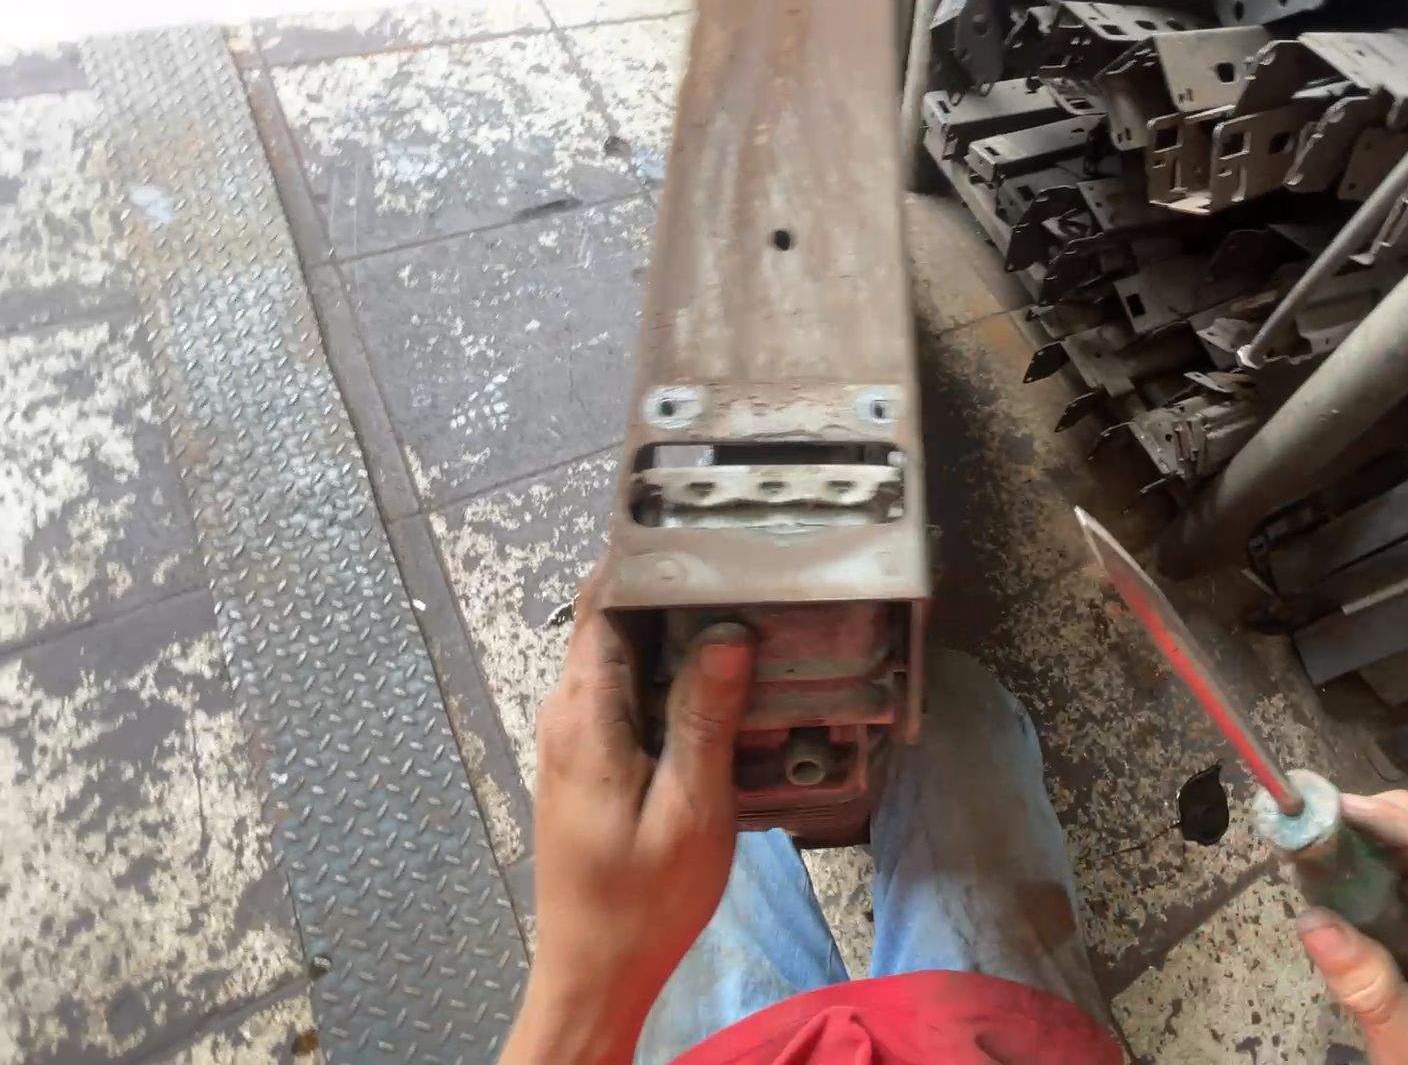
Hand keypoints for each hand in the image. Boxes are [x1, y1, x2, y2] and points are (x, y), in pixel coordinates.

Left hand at [501, 575, 755, 1064]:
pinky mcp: (591, 756)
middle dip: (669, 588)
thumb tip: (726, 634)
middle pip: (612, 623)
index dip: (642, 562)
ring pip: (621, 654)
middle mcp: (570, 714)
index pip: (602, 608)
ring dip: (672, 627)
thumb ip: (702, 718)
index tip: (697, 534)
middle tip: (739, 568)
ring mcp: (577, 736)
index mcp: (587, 716)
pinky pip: (627, 687)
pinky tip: (715, 673)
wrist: (596, 970)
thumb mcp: (690, 807)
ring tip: (738, 606)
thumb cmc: (644, 896)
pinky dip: (667, 665)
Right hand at [1297, 791, 1407, 1064]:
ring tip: (1311, 831)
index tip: (1344, 809)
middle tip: (1315, 814)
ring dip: (1362, 830)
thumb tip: (1312, 921)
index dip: (1407, 826)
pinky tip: (1321, 854)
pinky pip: (1397, 862)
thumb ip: (1371, 991)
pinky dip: (1357, 850)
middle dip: (1377, 820)